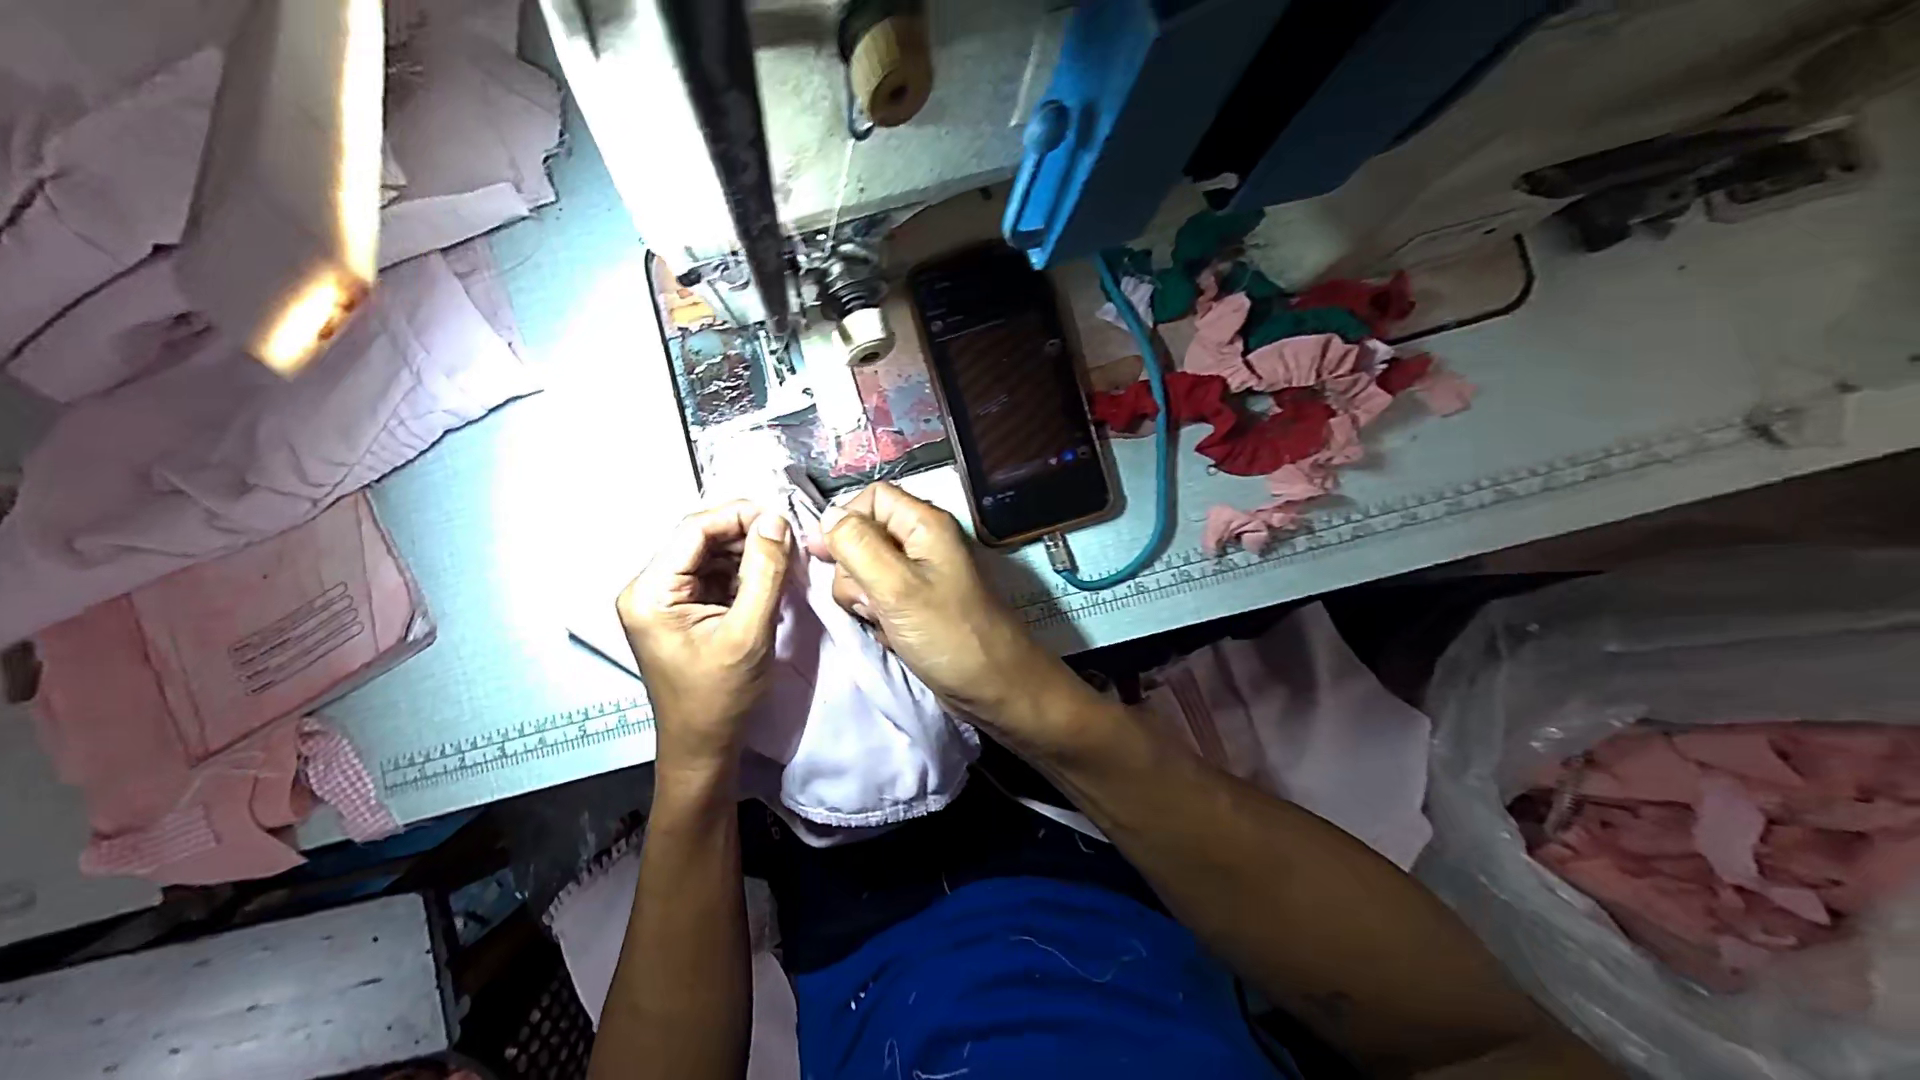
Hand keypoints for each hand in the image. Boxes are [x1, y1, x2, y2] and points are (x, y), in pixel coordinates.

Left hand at [618, 501, 790, 790]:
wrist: (704, 746)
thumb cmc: (720, 697)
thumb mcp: (749, 632)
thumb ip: (764, 572)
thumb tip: (777, 520)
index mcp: (649, 592)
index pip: (693, 530)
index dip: (738, 515)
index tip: (781, 515)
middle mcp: (650, 588)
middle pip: (701, 538)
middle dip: (747, 533)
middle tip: (789, 536)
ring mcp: (666, 599)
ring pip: (712, 554)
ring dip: (749, 551)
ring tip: (786, 555)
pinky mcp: (685, 609)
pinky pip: (716, 575)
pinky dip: (745, 571)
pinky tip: (771, 574)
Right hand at [819, 483, 1097, 754]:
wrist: (995, 688)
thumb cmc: (949, 634)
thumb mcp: (896, 586)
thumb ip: (857, 545)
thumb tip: (828, 515)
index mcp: (925, 524)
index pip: (872, 498)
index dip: (844, 520)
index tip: (825, 556)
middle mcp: (922, 543)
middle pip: (864, 536)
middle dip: (852, 570)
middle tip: (867, 600)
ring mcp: (920, 576)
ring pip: (866, 572)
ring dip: (863, 598)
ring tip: (882, 621)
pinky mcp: (917, 605)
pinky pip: (879, 599)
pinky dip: (876, 617)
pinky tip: (889, 635)